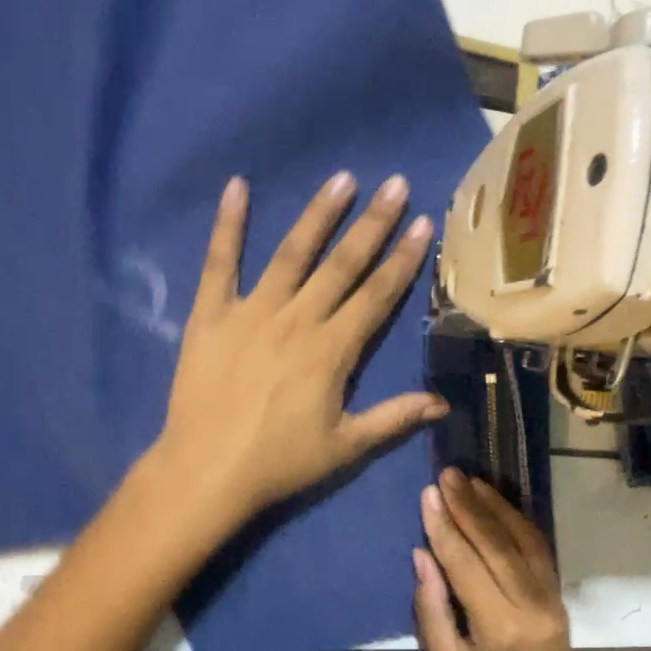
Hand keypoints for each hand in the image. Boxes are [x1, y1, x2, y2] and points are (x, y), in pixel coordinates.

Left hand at [150, 172, 447, 518]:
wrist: (208, 470)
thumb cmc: (280, 463)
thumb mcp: (345, 447)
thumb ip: (394, 418)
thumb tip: (442, 402)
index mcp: (332, 351)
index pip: (376, 296)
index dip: (402, 260)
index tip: (421, 224)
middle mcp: (297, 321)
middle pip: (341, 265)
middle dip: (372, 224)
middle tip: (394, 183)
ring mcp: (251, 313)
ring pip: (291, 254)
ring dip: (318, 216)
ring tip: (342, 179)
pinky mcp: (211, 315)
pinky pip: (220, 263)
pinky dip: (228, 226)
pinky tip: (237, 188)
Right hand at [413, 468, 591, 650]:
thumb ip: (432, 610)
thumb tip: (422, 555)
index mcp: (499, 629)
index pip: (467, 564)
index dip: (444, 528)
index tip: (428, 494)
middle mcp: (531, 607)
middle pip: (497, 544)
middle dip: (469, 507)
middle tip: (447, 476)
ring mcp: (552, 601)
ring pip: (523, 542)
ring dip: (496, 508)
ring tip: (470, 482)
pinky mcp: (560, 600)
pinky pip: (540, 553)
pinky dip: (520, 524)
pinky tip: (501, 505)